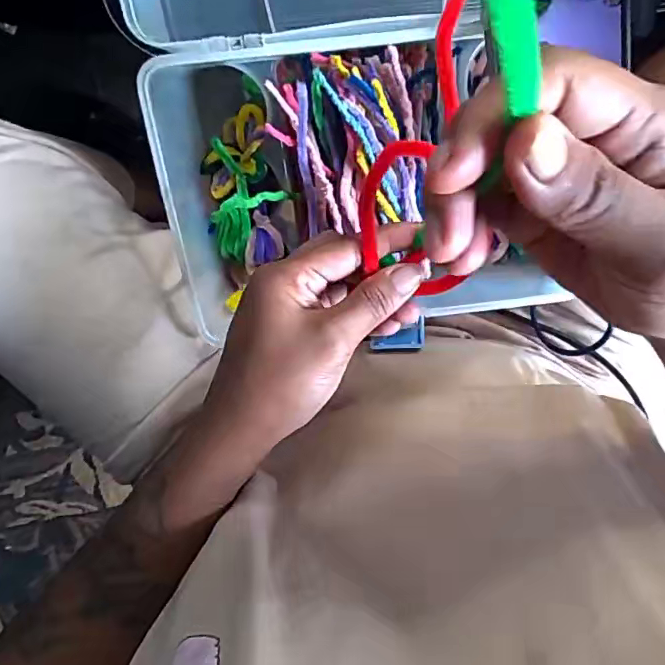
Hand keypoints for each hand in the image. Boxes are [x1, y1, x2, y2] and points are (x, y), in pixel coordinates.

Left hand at [201, 227, 426, 452]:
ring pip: (340, 286)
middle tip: (420, 281)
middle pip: (343, 261)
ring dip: (375, 297)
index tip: (424, 236)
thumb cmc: (284, 382)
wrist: (240, 429)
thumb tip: (412, 270)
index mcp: (286, 274)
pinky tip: (387, 325)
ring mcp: (287, 303)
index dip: (388, 241)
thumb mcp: (335, 338)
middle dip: (383, 271)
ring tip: (410, 314)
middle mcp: (284, 280)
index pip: (346, 245)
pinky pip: (331, 308)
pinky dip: (358, 314)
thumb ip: (374, 300)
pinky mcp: (292, 324)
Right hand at [423, 45, 664, 341]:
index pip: (554, 77)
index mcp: (638, 116)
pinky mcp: (532, 203)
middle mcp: (589, 130)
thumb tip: (524, 138)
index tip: (456, 172)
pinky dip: (461, 227)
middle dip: (461, 170)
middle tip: (448, 235)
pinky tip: (464, 260)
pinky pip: (480, 200)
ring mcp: (556, 166)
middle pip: (501, 116)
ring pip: (479, 159)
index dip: (495, 110)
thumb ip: (598, 193)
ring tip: (453, 257)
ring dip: (453, 204)